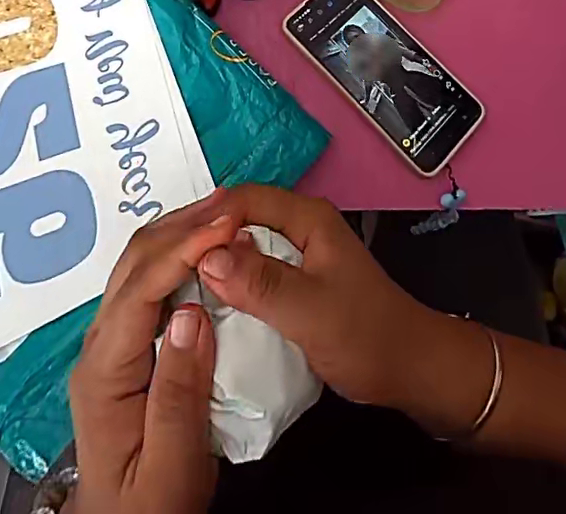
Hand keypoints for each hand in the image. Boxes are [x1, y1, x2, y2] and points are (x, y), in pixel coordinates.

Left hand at [67, 190, 237, 513]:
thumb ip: (178, 394)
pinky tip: (208, 240)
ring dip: (181, 229)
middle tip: (230, 204)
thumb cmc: (151, 506)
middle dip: (181, 226)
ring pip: (139, 263)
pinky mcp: (131, 339)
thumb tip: (191, 314)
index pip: (139, 292)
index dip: (183, 250)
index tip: (227, 227)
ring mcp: (113, 339)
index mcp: (105, 373)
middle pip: (134, 264)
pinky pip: (152, 278)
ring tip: (223, 208)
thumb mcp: (170, 467)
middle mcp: (101, 345)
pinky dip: (181, 248)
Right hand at [194, 185, 495, 435]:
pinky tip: (204, 301)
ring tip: (172, 283)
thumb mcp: (312, 310)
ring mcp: (299, 252)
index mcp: (309, 218)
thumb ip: (262, 283)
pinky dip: (228, 279)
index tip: (170, 250)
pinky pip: (252, 268)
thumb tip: (207, 256)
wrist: (407, 367)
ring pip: (244, 243)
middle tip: (159, 265)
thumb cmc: (366, 334)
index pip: (245, 199)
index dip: (206, 219)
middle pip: (241, 216)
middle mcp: (302, 225)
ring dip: (213, 258)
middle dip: (202, 236)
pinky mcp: (297, 278)